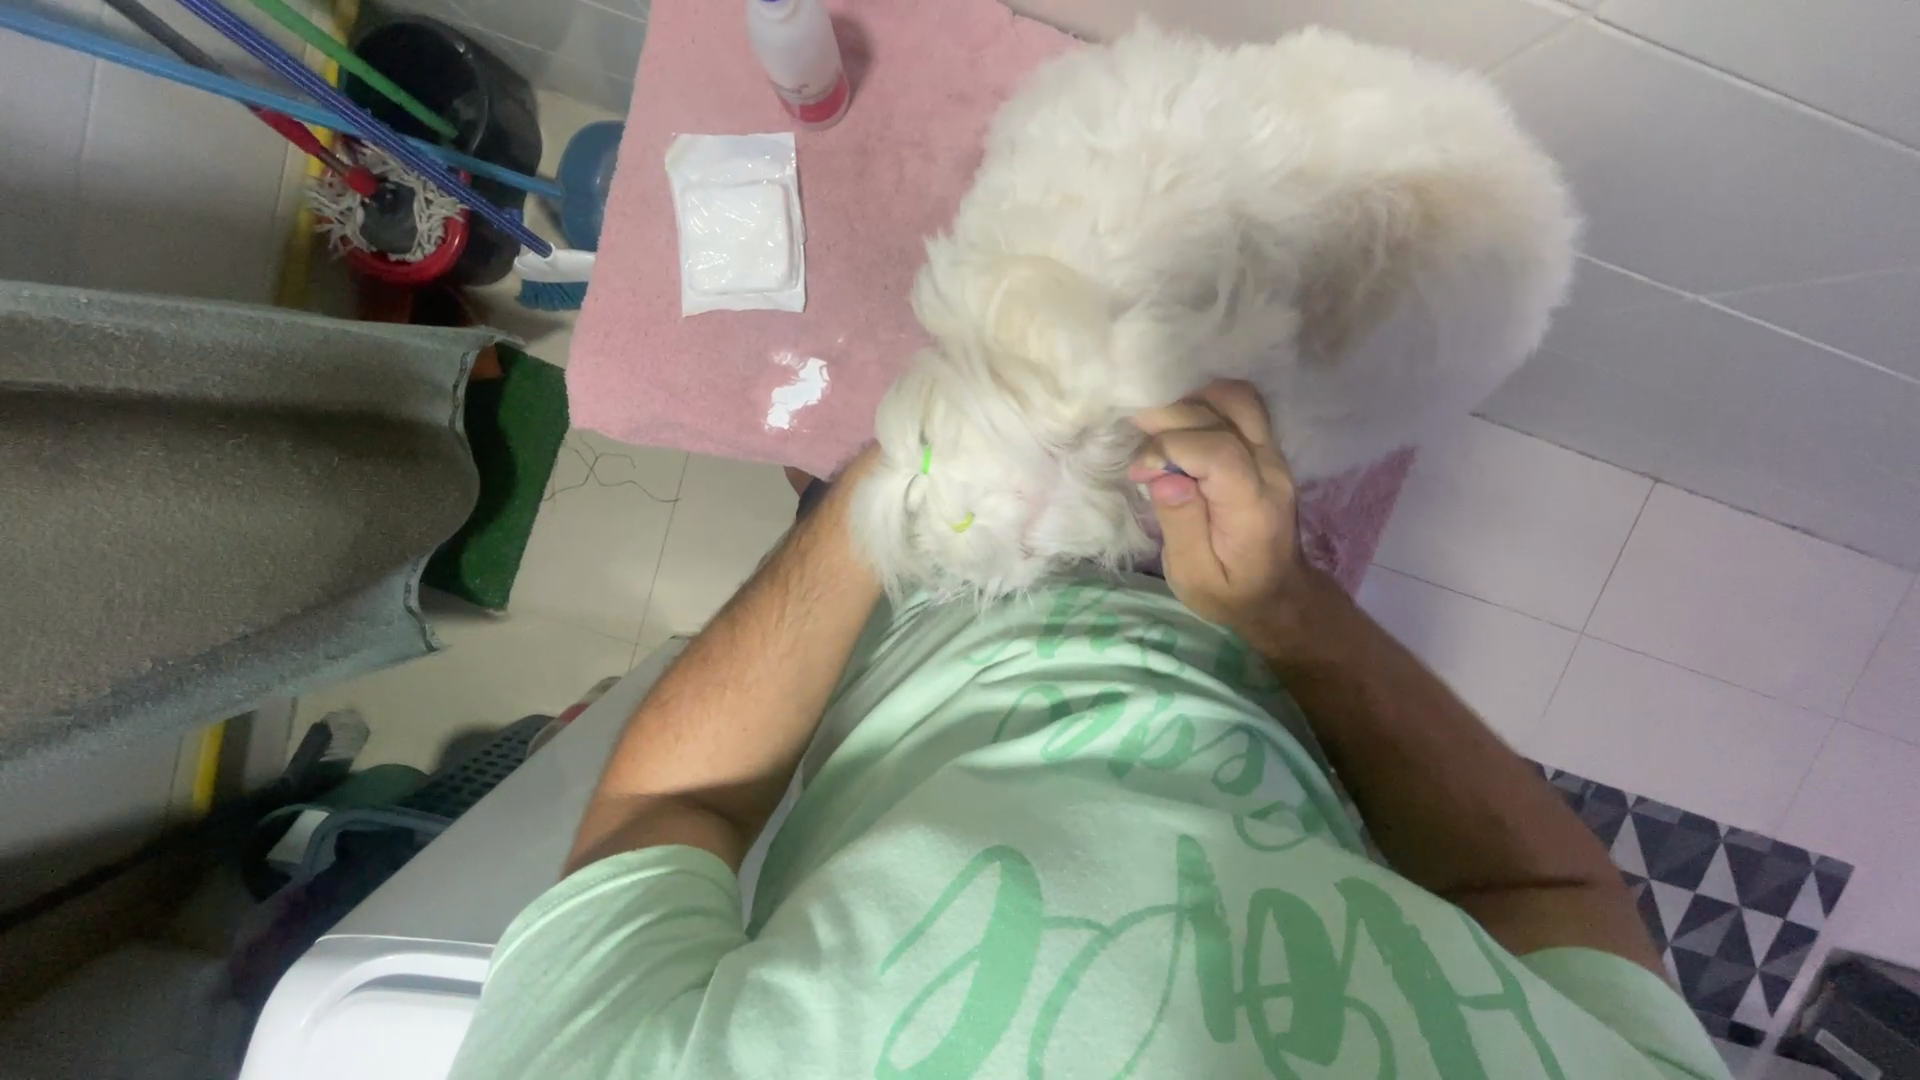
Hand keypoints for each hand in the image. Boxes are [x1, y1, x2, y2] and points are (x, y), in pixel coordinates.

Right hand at [1129, 381, 1324, 655]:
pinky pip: (1239, 408)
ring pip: (1237, 398)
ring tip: (1159, 434)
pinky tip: (1180, 431)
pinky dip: (1203, 407)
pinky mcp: (1267, 450)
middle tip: (1139, 448)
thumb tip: (1164, 478)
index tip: (1140, 471)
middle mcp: (1270, 470)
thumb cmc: (1230, 592)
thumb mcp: (1194, 577)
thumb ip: (1181, 526)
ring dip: (1191, 405)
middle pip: (1225, 413)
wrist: (1278, 595)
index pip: (1217, 451)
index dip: (1170, 448)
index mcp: (1252, 507)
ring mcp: (1273, 455)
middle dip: (1171, 420)